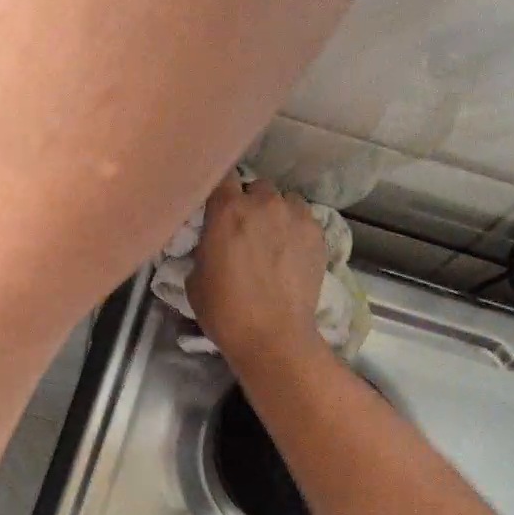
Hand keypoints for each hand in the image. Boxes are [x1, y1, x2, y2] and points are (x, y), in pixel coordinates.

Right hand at [187, 178, 326, 358]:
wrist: (273, 336)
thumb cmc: (225, 313)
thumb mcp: (195, 281)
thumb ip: (204, 251)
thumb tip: (212, 246)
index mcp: (227, 211)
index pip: (222, 178)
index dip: (220, 192)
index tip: (217, 208)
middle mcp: (263, 203)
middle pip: (256, 188)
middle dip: (250, 203)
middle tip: (245, 230)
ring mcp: (295, 216)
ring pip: (284, 201)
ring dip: (276, 213)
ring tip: (273, 239)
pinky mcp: (317, 234)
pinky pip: (304, 219)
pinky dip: (296, 230)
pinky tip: (291, 253)